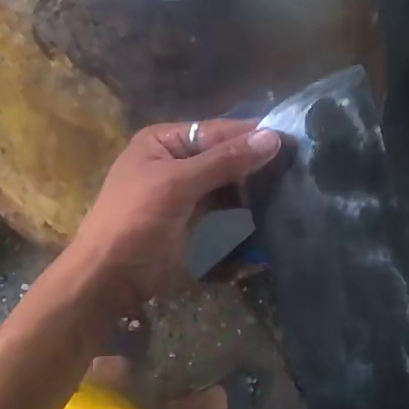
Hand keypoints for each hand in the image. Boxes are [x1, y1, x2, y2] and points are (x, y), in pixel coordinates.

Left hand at [65, 119, 280, 306]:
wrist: (108, 277)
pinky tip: (275, 220)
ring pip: (231, 189)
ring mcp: (188, 197)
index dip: (251, 134)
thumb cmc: (134, 219)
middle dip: (256, 167)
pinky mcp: (196, 227)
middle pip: (226, 159)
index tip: (294, 137)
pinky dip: (248, 220)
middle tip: (300, 169)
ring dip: (256, 195)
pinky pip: (228, 216)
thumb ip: (223, 160)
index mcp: (164, 143)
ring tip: (294, 194)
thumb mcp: (176, 183)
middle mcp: (177, 164)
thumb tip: (272, 137)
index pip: (216, 131)